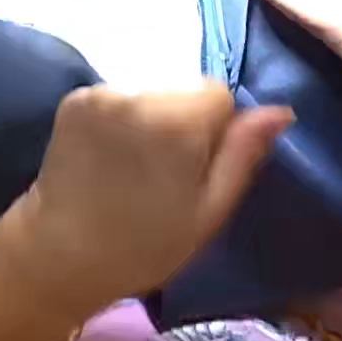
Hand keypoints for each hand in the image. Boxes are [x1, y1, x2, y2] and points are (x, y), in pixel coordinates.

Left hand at [0, 83, 292, 317]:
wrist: (59, 254)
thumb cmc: (146, 243)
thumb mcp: (209, 211)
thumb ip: (244, 153)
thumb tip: (281, 110)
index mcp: (177, 120)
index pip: (218, 92)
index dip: (215, 128)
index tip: (196, 164)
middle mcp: (138, 91)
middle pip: (182, 86)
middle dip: (183, 117)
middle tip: (164, 168)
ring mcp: (101, 91)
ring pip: (150, 88)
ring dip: (151, 114)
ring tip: (133, 162)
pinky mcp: (75, 96)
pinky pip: (118, 94)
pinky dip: (121, 115)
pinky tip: (108, 152)